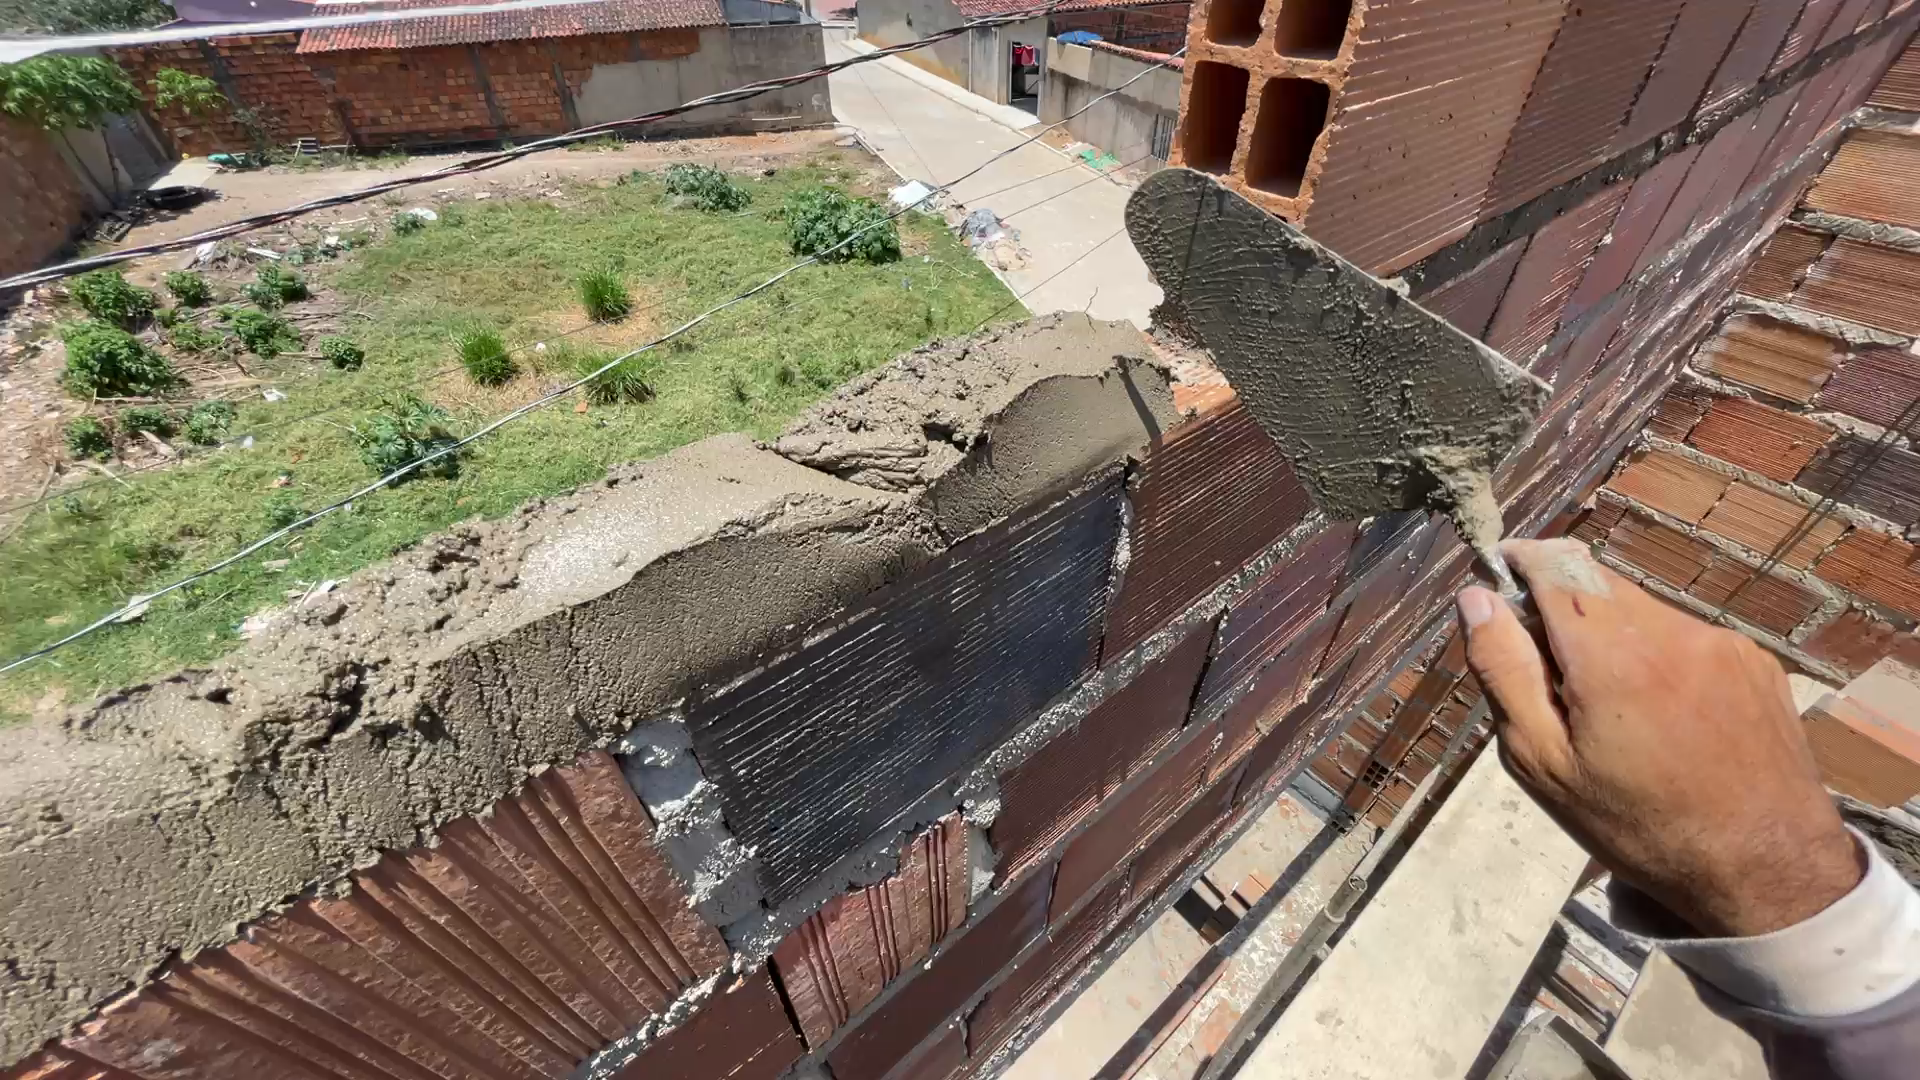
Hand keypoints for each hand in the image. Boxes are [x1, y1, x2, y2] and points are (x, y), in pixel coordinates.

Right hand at [1455, 538, 1862, 937]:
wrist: (1765, 875)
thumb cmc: (1628, 820)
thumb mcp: (1537, 756)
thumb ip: (1502, 668)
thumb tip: (1475, 599)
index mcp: (1612, 657)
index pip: (1556, 566)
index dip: (1517, 558)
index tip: (1492, 569)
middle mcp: (1672, 634)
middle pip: (1592, 578)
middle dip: (1550, 597)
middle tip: (1531, 656)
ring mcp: (1721, 645)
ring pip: (1632, 602)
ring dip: (1594, 623)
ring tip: (1588, 690)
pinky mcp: (1753, 662)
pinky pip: (1673, 628)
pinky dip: (1638, 643)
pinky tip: (1642, 700)